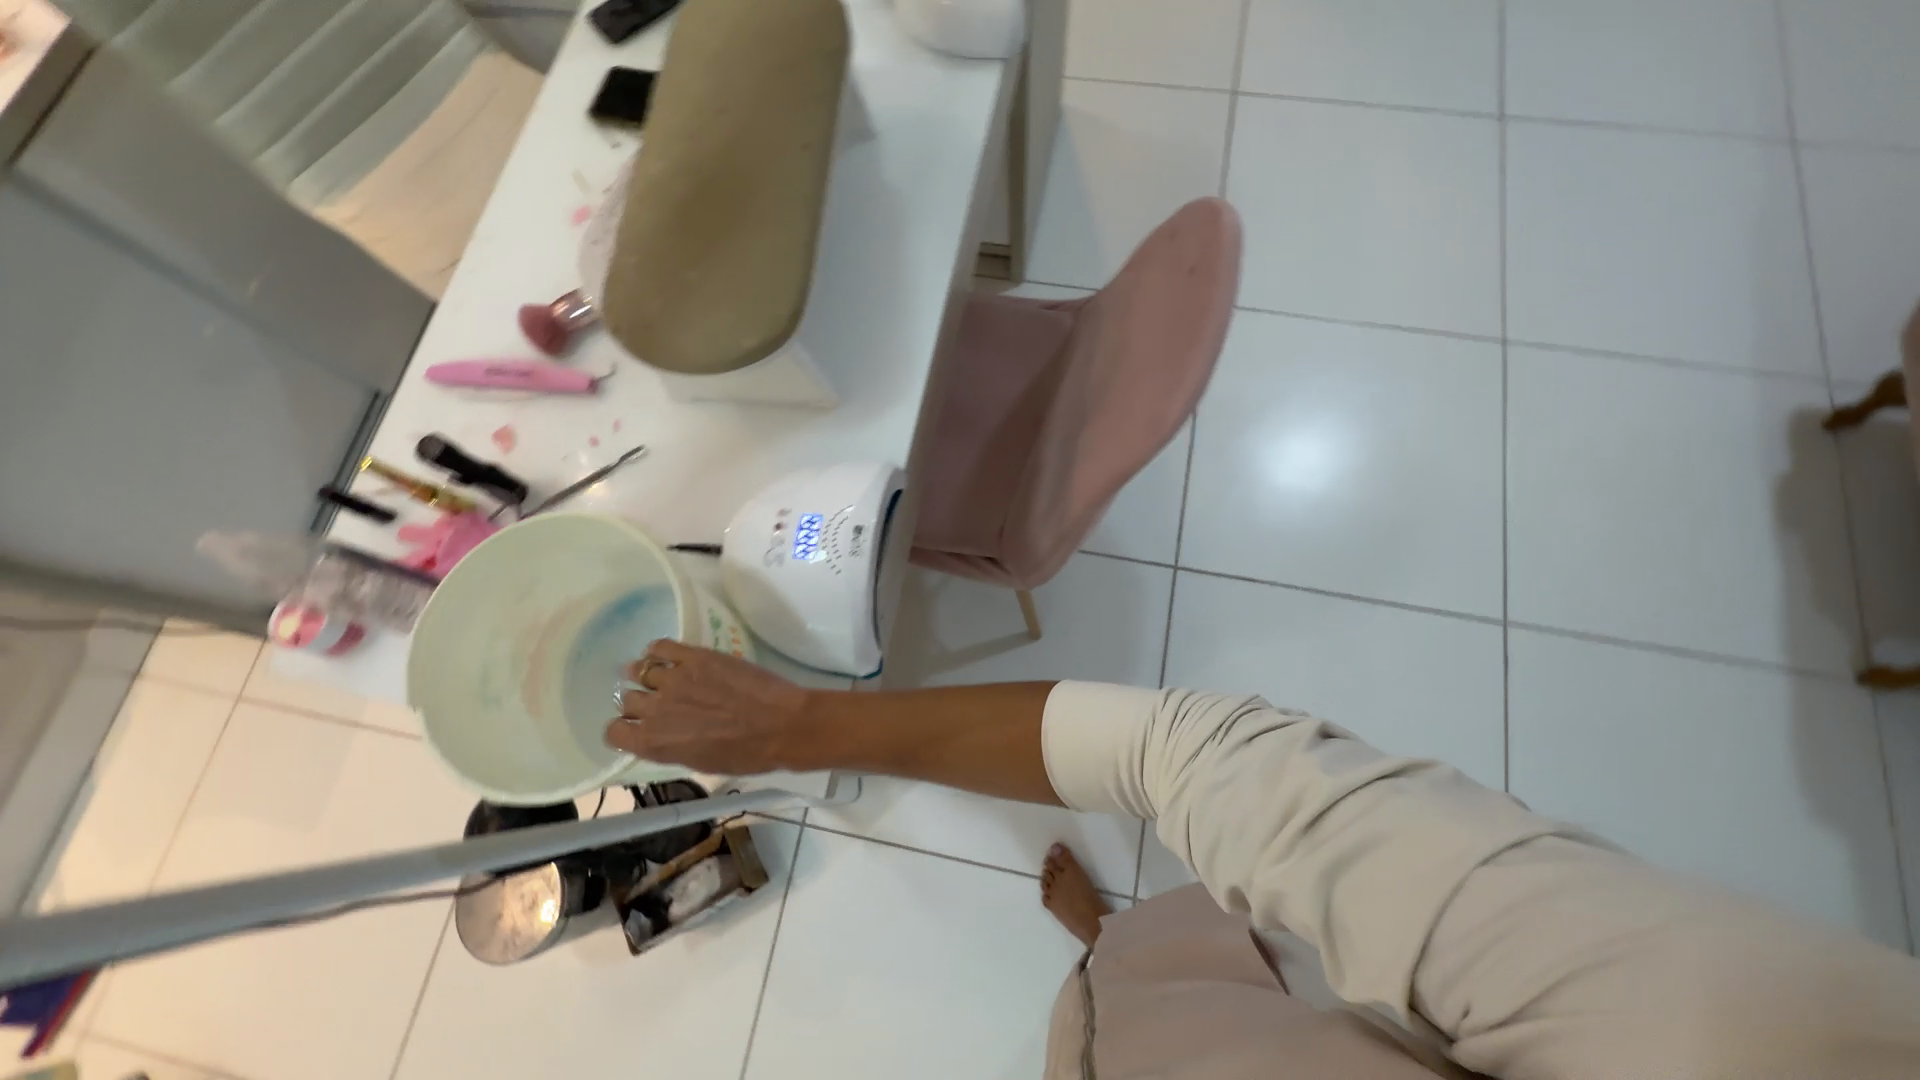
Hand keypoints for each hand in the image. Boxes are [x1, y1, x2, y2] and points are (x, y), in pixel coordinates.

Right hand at [604, 639, 815, 774]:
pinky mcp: (694, 656)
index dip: (624, 728)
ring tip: (661, 675)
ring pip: (640, 671)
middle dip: (639, 701)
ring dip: (646, 673)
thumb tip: (663, 735)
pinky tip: (666, 654)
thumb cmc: (747, 754)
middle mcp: (655, 710)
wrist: (781, 725)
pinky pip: (661, 646)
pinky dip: (658, 650)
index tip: (636, 725)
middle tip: (660, 700)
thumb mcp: (701, 763)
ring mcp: (674, 679)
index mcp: (655, 744)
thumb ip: (672, 747)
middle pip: (627, 700)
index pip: (614, 732)